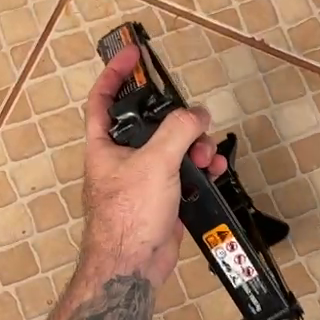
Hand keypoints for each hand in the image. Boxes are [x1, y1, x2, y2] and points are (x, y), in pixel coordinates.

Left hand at [81, 43, 226, 284]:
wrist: (133, 265)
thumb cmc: (128, 216)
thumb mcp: (154, 162)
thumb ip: (178, 131)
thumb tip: (197, 114)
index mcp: (105, 144)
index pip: (104, 98)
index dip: (115, 73)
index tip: (133, 54)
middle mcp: (123, 158)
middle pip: (152, 123)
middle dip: (179, 120)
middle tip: (196, 121)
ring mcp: (144, 178)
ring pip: (174, 148)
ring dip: (196, 147)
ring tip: (208, 157)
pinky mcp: (163, 197)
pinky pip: (186, 173)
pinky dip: (202, 169)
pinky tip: (215, 171)